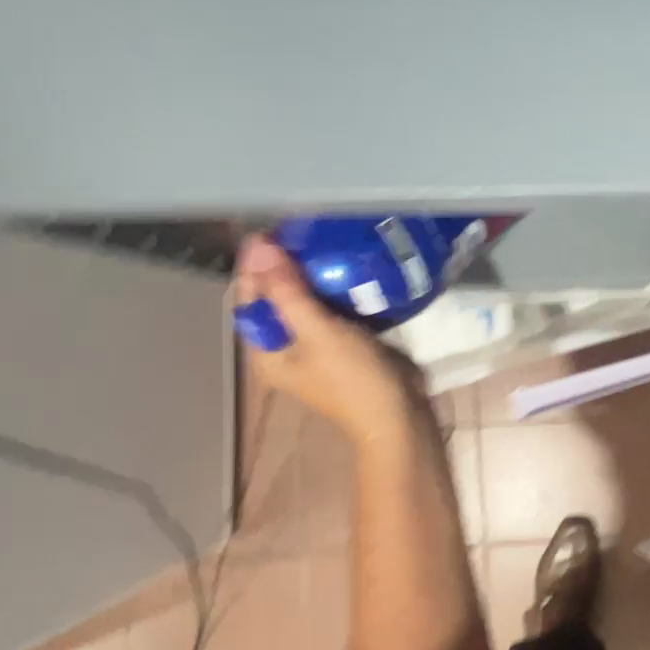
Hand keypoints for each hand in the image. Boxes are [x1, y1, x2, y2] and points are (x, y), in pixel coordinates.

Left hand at [235, 234, 425, 442]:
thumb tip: (260, 247)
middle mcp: (285, 348)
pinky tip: (347, 268)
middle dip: (285, 267)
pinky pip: (331, 309)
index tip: (273, 232)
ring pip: (304, 301)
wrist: (401, 417)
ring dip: (312, 275)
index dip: (256, 266)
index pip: (248, 300)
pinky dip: (335, 289)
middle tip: (303, 231)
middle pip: (275, 298)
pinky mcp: (343, 344)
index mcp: (266, 352)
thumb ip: (287, 292)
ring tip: (325, 241)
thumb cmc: (354, 380)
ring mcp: (315, 346)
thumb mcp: (318, 334)